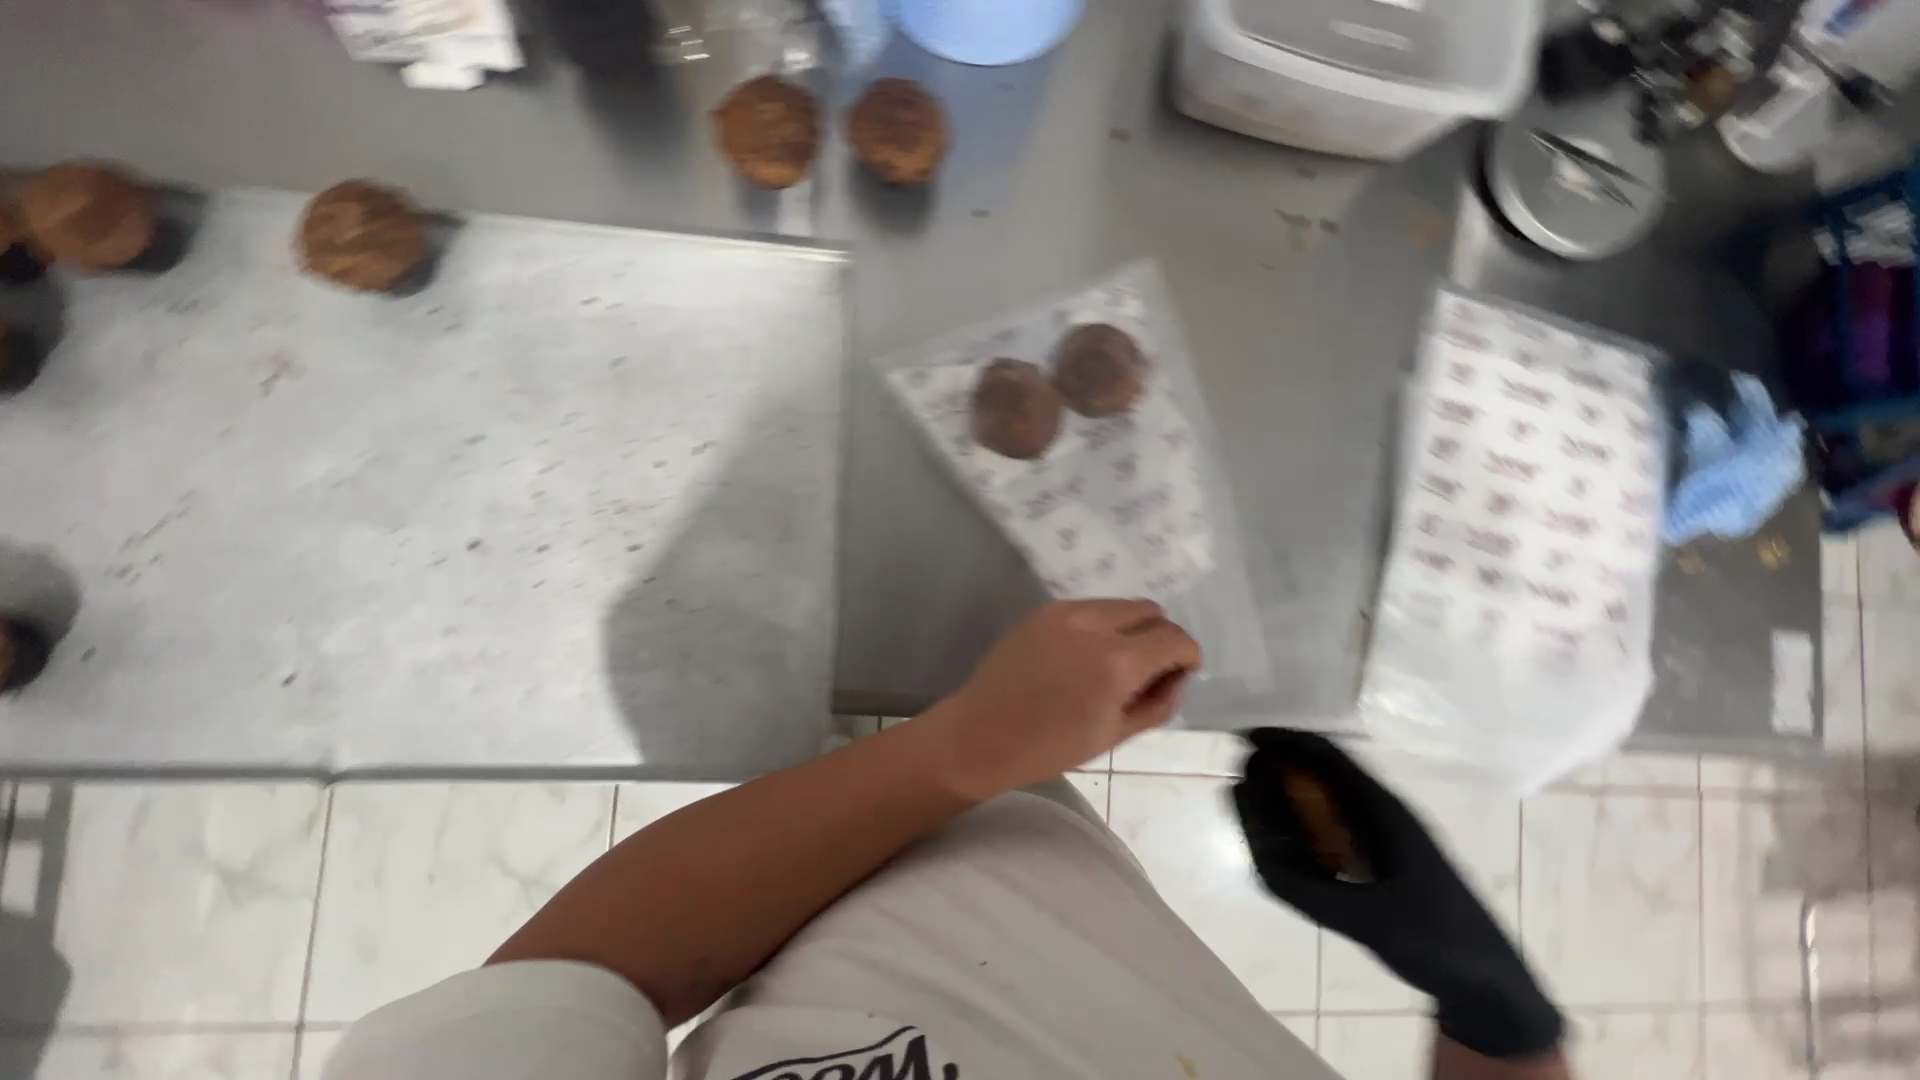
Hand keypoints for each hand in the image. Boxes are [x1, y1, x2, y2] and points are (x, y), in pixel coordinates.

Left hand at [917, 599, 1199, 800]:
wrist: (981, 734)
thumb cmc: (1049, 747)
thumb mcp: (1114, 734)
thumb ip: (1157, 703)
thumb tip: (1175, 677)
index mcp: (1116, 662)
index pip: (1175, 638)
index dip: (1186, 657)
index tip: (1177, 675)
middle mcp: (1094, 625)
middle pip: (1151, 611)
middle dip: (1160, 637)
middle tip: (1146, 671)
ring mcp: (1065, 613)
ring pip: (1120, 604)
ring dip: (1130, 628)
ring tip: (1112, 663)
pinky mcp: (1043, 611)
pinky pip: (1089, 607)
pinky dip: (1101, 625)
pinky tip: (1083, 656)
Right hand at [1233, 729, 1564, 1060]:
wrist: (1489, 983)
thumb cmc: (1438, 943)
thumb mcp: (1369, 921)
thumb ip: (1311, 894)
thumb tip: (1259, 860)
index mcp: (1387, 811)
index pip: (1329, 756)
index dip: (1286, 740)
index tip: (1246, 738)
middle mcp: (1382, 815)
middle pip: (1323, 771)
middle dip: (1280, 764)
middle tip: (1242, 768)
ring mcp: (1382, 837)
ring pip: (1326, 798)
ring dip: (1289, 794)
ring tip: (1252, 796)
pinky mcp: (1378, 862)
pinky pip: (1332, 828)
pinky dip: (1302, 825)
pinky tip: (1282, 838)